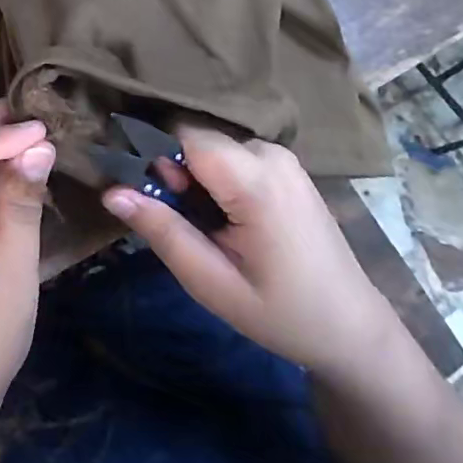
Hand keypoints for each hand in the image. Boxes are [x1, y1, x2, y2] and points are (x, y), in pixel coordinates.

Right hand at [100, 126, 390, 376]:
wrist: (352, 326)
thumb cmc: (281, 313)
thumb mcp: (212, 283)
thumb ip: (162, 231)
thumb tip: (111, 192)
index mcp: (256, 180)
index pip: (184, 135)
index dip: (156, 159)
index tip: (152, 198)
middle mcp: (271, 153)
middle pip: (197, 139)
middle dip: (176, 171)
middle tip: (184, 221)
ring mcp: (282, 156)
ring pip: (212, 145)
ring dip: (196, 176)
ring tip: (208, 226)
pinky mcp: (285, 164)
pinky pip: (232, 154)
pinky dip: (217, 177)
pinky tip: (228, 218)